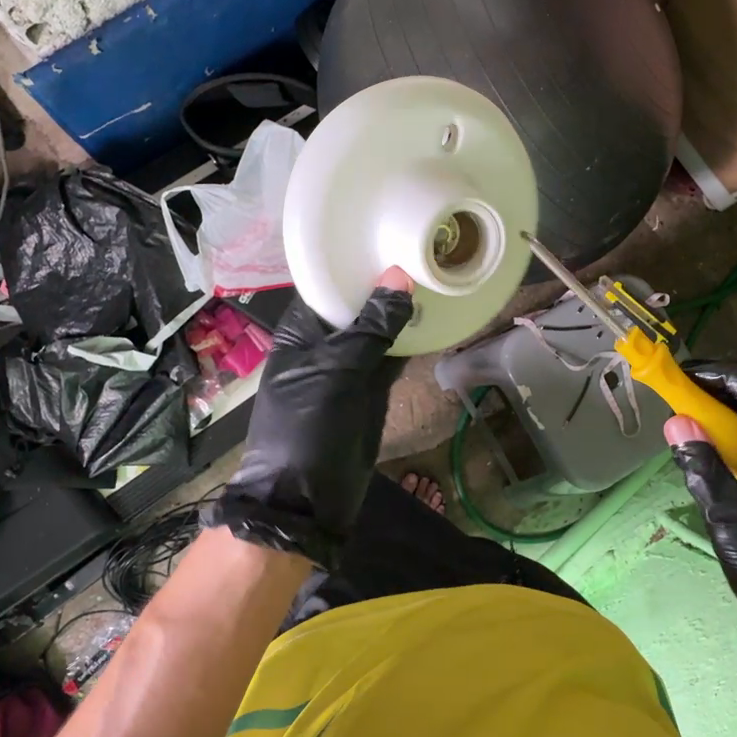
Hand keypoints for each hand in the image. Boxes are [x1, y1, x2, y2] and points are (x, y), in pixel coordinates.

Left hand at [203, 268, 413, 567]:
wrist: (307, 499)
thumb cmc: (308, 427)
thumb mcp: (337, 372)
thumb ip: (370, 328)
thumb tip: (399, 278)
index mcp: (300, 335)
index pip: (327, 287)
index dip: (355, 264)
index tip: (392, 236)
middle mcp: (323, 348)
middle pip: (355, 308)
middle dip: (384, 288)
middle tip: (425, 252)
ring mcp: (348, 373)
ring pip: (377, 334)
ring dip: (401, 315)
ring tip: (437, 279)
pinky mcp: (370, 395)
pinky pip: (390, 361)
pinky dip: (409, 344)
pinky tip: (433, 323)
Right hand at [664, 364, 736, 686]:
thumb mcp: (731, 523)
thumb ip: (705, 470)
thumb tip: (677, 422)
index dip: (724, 374)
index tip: (683, 374)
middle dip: (721, 388)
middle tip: (678, 392)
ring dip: (726, 411)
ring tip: (686, 415)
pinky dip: (734, 436)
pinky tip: (708, 449)